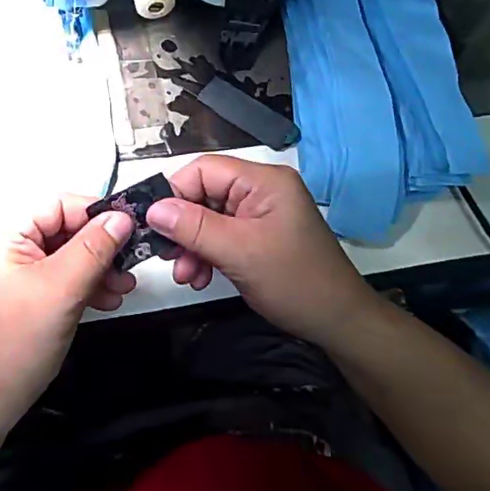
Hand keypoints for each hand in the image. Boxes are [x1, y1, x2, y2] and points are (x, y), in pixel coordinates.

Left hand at [0, 197, 135, 437]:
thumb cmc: (14, 344)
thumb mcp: (62, 289)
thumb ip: (94, 247)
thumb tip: (122, 217)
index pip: (57, 203)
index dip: (96, 213)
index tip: (132, 229)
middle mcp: (3, 244)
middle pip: (64, 227)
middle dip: (101, 246)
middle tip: (131, 264)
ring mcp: (12, 270)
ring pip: (67, 252)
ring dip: (98, 267)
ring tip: (122, 287)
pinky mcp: (23, 292)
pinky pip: (61, 274)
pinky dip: (86, 284)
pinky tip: (107, 299)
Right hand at [144, 155, 379, 346]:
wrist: (337, 321)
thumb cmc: (296, 282)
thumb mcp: (238, 252)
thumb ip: (193, 227)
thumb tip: (153, 209)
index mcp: (265, 181)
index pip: (204, 170)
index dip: (175, 193)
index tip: (156, 225)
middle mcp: (263, 191)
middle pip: (204, 194)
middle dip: (183, 227)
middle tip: (169, 256)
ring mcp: (261, 214)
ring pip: (209, 219)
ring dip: (192, 246)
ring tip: (187, 274)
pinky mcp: (259, 236)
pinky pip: (222, 236)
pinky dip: (206, 255)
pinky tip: (201, 277)